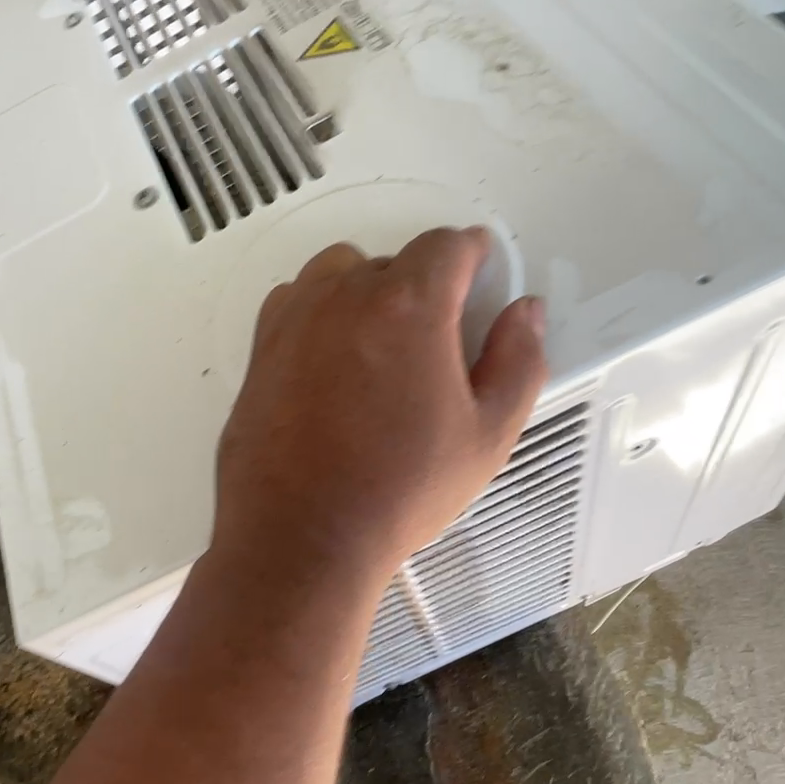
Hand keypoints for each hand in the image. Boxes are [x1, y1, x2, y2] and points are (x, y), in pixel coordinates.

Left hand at [211, 228, 547, 587]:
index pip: (446, 245)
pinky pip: (294, 306)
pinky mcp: (259, 352)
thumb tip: (525, 315)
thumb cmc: (396, 492)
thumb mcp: (487, 437)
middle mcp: (344, 298)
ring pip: (336, 275)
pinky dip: (317, 316)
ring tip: (379, 349)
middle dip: (420, 287)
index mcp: (409, 306)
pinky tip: (330, 364)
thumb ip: (518, 363)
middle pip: (392, 261)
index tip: (477, 270)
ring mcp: (293, 321)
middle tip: (432, 342)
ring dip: (364, 293)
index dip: (471, 255)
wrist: (302, 538)